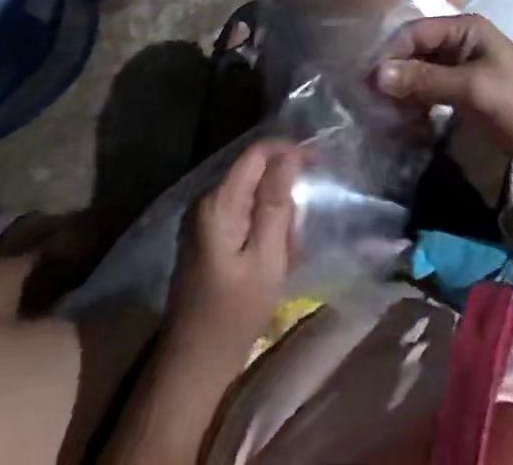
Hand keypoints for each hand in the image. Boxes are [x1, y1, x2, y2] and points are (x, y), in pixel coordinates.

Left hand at [167, 140, 302, 353]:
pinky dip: (261, 231)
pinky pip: (240, 216)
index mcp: (217, 202)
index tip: (319, 164)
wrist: (193, 361)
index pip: (255, 155)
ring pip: (249, 197)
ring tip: (287, 256)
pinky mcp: (204, 236)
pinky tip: (271, 262)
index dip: (288, 152)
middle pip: (253, 175)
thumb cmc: (233, 314)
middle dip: (283, 195)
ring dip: (274, 218)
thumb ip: (275, 204)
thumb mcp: (265, 259)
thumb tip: (288, 157)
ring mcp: (201, 219)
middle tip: (299, 236)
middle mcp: (204, 201)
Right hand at [372, 14, 512, 162]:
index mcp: (464, 28)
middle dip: (394, 73)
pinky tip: (406, 117)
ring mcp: (463, 64)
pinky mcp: (465, 88)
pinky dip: (417, 100)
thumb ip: (423, 80)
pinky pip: (431, 87)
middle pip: (414, 50)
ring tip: (387, 112)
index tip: (369, 84)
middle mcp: (460, 40)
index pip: (413, 33)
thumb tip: (376, 75)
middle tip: (373, 101)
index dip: (389, 56)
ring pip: (420, 70)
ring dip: (403, 89)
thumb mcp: (470, 90)